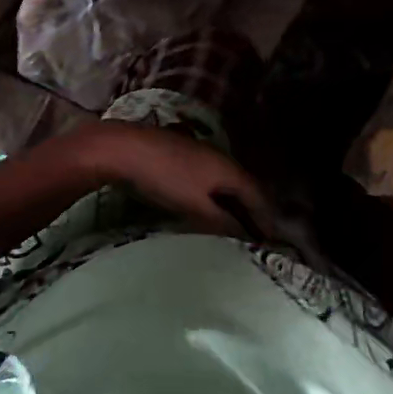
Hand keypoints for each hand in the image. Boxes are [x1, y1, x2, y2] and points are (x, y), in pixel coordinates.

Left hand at [62, 121, 271, 237]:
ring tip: (233, 225)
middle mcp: (220, 156)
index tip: (271, 244)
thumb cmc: (162, 179)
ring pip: (224, 182)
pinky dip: (214, 195)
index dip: (266, 222)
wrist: (120, 149)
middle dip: (251, 212)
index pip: (258, 198)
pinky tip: (205, 206)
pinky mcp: (179, 153)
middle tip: (255, 238)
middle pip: (243, 187)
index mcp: (229, 169)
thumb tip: (245, 236)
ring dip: (232, 203)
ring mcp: (198, 152)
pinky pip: (207, 178)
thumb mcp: (195, 207)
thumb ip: (223, 223)